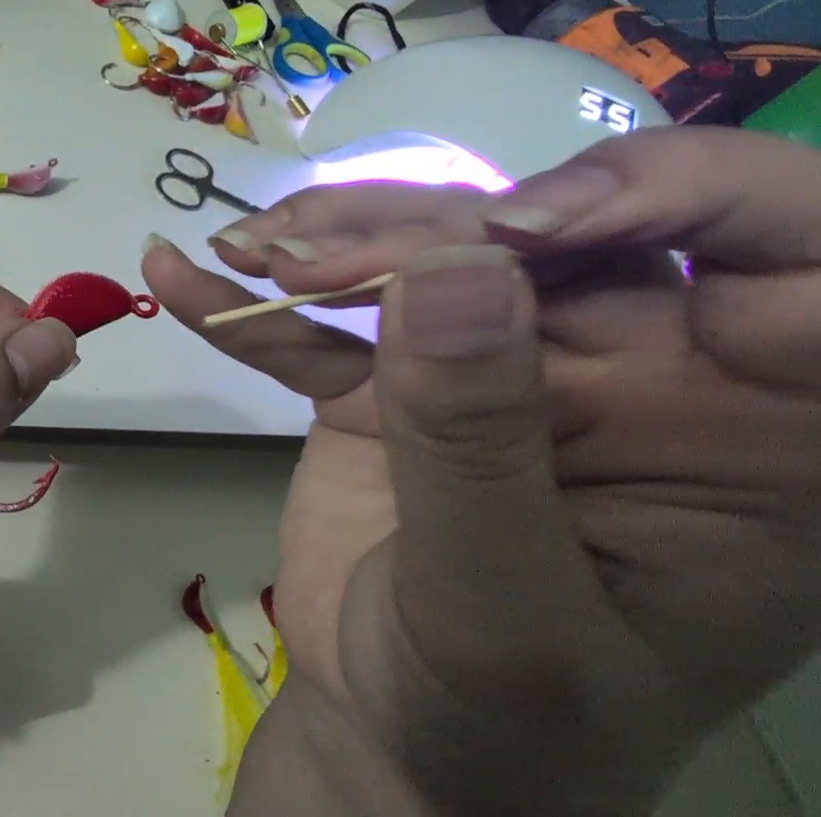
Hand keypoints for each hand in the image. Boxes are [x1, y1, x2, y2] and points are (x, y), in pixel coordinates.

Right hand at [143, 128, 820, 815]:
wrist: (399, 743)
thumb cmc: (505, 719)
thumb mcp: (505, 607)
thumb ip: (481, 446)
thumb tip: (455, 265)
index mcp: (739, 428)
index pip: (789, 260)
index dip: (682, 195)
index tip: (517, 227)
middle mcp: (627, 375)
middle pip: (538, 237)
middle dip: (415, 231)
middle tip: (302, 267)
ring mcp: (491, 373)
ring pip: (422, 257)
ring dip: (325, 242)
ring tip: (240, 253)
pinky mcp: (386, 389)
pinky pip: (319, 328)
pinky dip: (245, 305)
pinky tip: (178, 275)